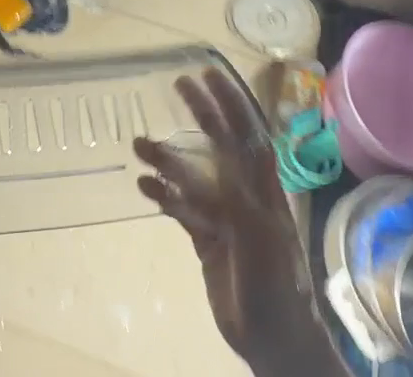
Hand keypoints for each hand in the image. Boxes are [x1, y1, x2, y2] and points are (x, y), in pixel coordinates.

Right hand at [134, 69, 341, 375]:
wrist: (274, 336)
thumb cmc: (274, 283)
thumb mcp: (259, 237)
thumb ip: (238, 196)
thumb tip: (217, 158)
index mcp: (263, 189)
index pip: (246, 134)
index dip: (230, 103)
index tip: (207, 75)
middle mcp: (243, 193)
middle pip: (219, 144)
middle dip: (201, 114)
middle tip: (177, 84)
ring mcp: (223, 215)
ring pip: (191, 176)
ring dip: (168, 159)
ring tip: (138, 144)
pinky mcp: (205, 238)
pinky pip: (179, 207)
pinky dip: (162, 194)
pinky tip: (143, 186)